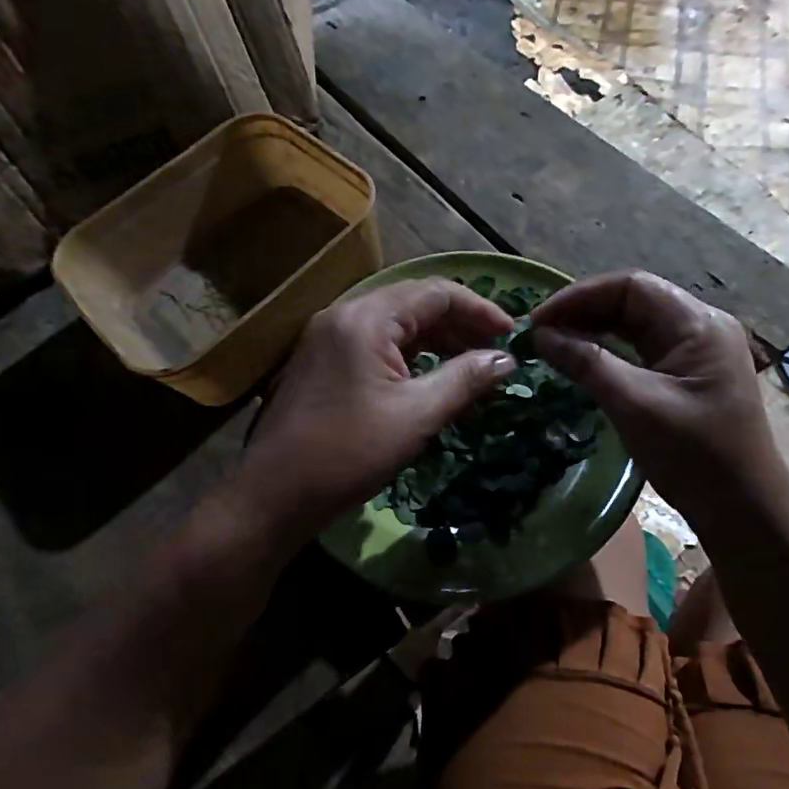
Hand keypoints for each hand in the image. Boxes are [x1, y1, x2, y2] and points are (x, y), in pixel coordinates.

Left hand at [243, 278, 517, 527]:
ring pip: (398, 327)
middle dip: (462, 328)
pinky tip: (435, 384)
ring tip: (473, 374)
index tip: (513, 338)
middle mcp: (345, 315)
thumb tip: (507, 360)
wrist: (275, 495)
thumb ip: (466, 379)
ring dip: (439, 344)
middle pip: (417, 304)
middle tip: (497, 358)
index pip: (437, 293)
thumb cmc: (350, 452)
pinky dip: (412, 360)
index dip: (482, 311)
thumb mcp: (417, 415)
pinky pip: (378, 346)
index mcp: (366, 319)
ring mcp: (330, 338)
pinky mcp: (325, 362)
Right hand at [529, 270, 784, 517]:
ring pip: (636, 326)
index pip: (631, 286)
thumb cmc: (695, 457)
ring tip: (552, 346)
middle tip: (539, 335)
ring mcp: (698, 353)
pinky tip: (582, 363)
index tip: (538, 321)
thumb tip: (540, 336)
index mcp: (699, 324)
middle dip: (584, 313)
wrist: (744, 513)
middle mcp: (702, 327)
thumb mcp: (635, 405)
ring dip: (594, 332)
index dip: (579, 296)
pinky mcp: (691, 377)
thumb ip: (587, 363)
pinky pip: (644, 351)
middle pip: (634, 302)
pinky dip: (610, 353)